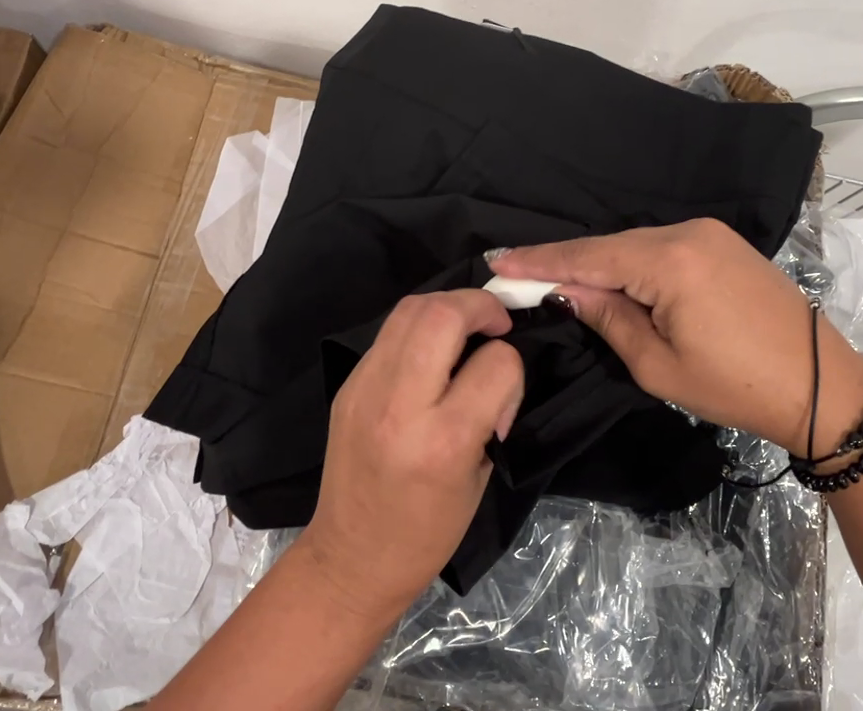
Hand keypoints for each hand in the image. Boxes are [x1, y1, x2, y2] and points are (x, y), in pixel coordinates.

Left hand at [296, 289, 524, 620]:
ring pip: (410, 309)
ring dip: (448, 307)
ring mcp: (365, 389)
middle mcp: (399, 405)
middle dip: (480, 305)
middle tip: (497, 324)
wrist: (351, 557)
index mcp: (443, 441)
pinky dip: (419, 328)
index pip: (496, 364)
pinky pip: (389, 333)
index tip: (505, 396)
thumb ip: (491, 411)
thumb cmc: (427, 532)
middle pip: (442, 314)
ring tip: (467, 327)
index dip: (514, 368)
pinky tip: (433, 350)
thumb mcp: (479, 476)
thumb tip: (497, 362)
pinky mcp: (348, 385)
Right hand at [490, 218, 862, 458]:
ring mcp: (709, 234)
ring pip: (635, 245)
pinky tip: (609, 277)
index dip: (540, 261)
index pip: (588, 257)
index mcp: (669, 261)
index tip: (497, 261)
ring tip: (555, 279)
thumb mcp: (657, 365)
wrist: (821, 386)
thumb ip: (607, 318)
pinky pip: (661, 247)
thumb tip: (566, 291)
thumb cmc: (735, 386)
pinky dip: (631, 263)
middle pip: (610, 246)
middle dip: (565, 262)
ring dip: (599, 264)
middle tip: (518, 274)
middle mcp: (687, 232)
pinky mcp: (723, 244)